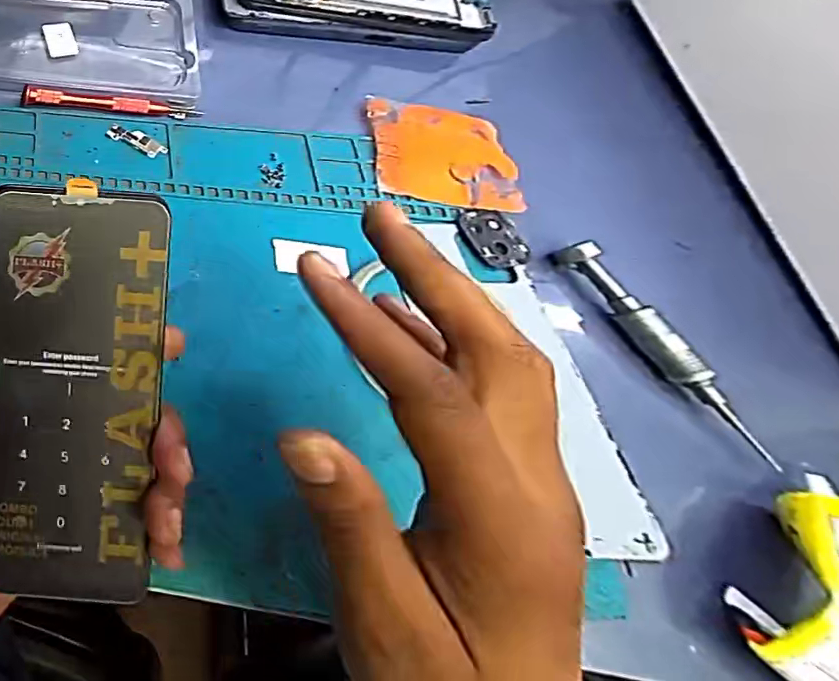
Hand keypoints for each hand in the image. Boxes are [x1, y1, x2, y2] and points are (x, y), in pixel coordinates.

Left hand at [0, 319, 190, 673]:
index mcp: (6, 405)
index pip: (65, 360)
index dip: (118, 347)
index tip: (166, 342)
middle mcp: (40, 432)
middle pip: (117, 411)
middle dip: (159, 424)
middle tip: (171, 454)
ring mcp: (62, 479)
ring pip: (132, 460)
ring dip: (166, 477)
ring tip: (166, 513)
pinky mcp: (75, 526)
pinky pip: (126, 515)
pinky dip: (157, 524)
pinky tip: (167, 546)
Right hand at [287, 201, 582, 680]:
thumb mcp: (386, 620)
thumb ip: (348, 524)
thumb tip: (300, 434)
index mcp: (502, 516)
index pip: (431, 391)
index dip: (366, 325)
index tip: (313, 271)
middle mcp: (536, 482)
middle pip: (497, 352)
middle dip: (436, 274)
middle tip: (378, 218)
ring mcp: (537, 478)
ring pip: (505, 361)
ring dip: (447, 294)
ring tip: (387, 249)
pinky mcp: (520, 481)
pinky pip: (491, 386)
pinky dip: (446, 336)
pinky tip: (401, 322)